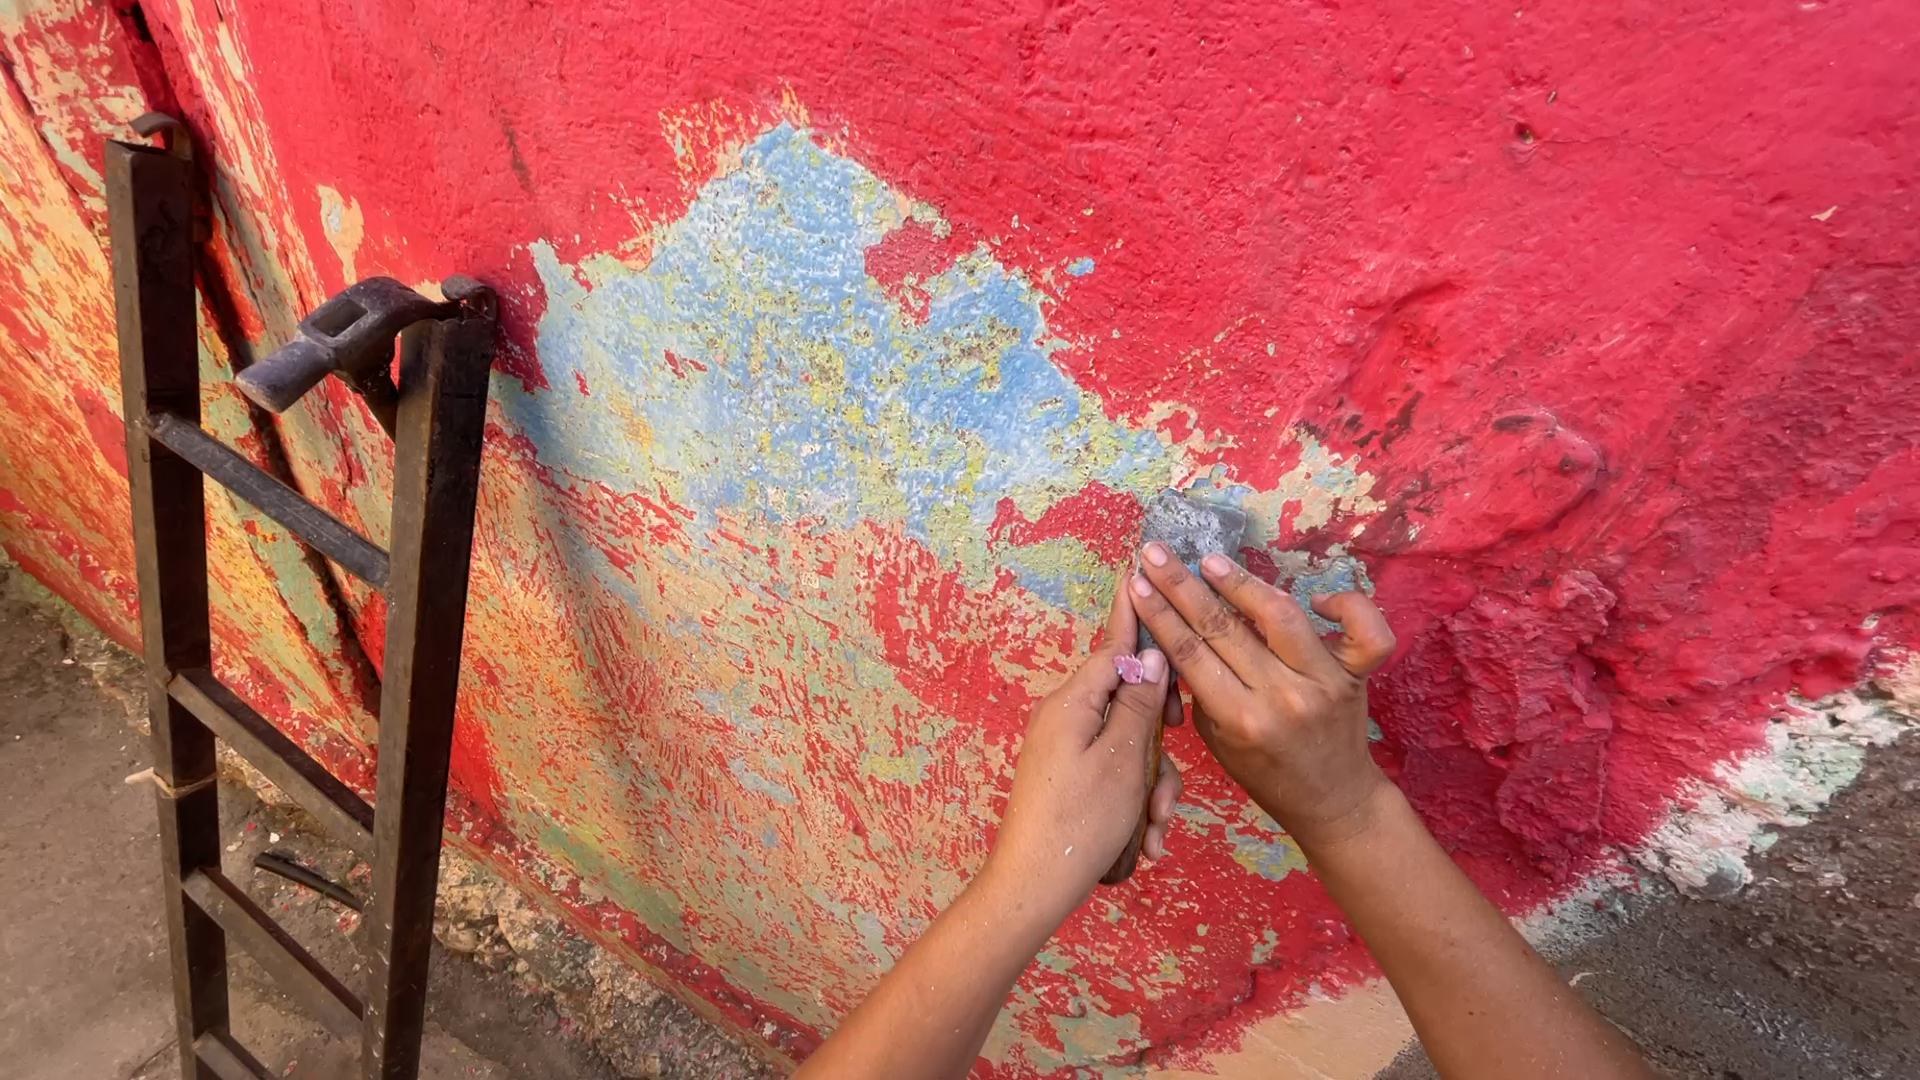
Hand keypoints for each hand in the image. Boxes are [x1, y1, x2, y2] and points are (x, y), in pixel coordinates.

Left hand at [986, 586, 1184, 923]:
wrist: (1033, 885)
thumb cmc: (1080, 818)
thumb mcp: (1123, 759)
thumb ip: (1139, 704)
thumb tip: (1151, 657)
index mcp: (1072, 701)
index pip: (1113, 646)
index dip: (1136, 618)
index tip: (1143, 574)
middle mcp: (1066, 716)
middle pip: (1129, 704)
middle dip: (1159, 746)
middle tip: (1169, 785)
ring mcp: (1066, 747)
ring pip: (1128, 748)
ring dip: (1150, 788)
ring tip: (1153, 831)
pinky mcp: (1069, 775)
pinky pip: (1113, 773)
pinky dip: (1133, 803)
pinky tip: (1143, 842)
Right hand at [1128, 543, 1395, 850]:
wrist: (1330, 800)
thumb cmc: (1262, 770)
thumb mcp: (1215, 737)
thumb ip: (1199, 686)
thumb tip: (1176, 628)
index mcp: (1239, 719)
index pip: (1189, 652)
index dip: (1159, 612)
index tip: (1137, 582)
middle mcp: (1282, 697)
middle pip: (1222, 627)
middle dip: (1181, 584)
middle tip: (1156, 552)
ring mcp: (1324, 683)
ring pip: (1280, 616)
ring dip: (1240, 583)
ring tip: (1210, 561)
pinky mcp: (1358, 676)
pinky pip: (1368, 633)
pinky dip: (1348, 606)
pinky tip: (1317, 597)